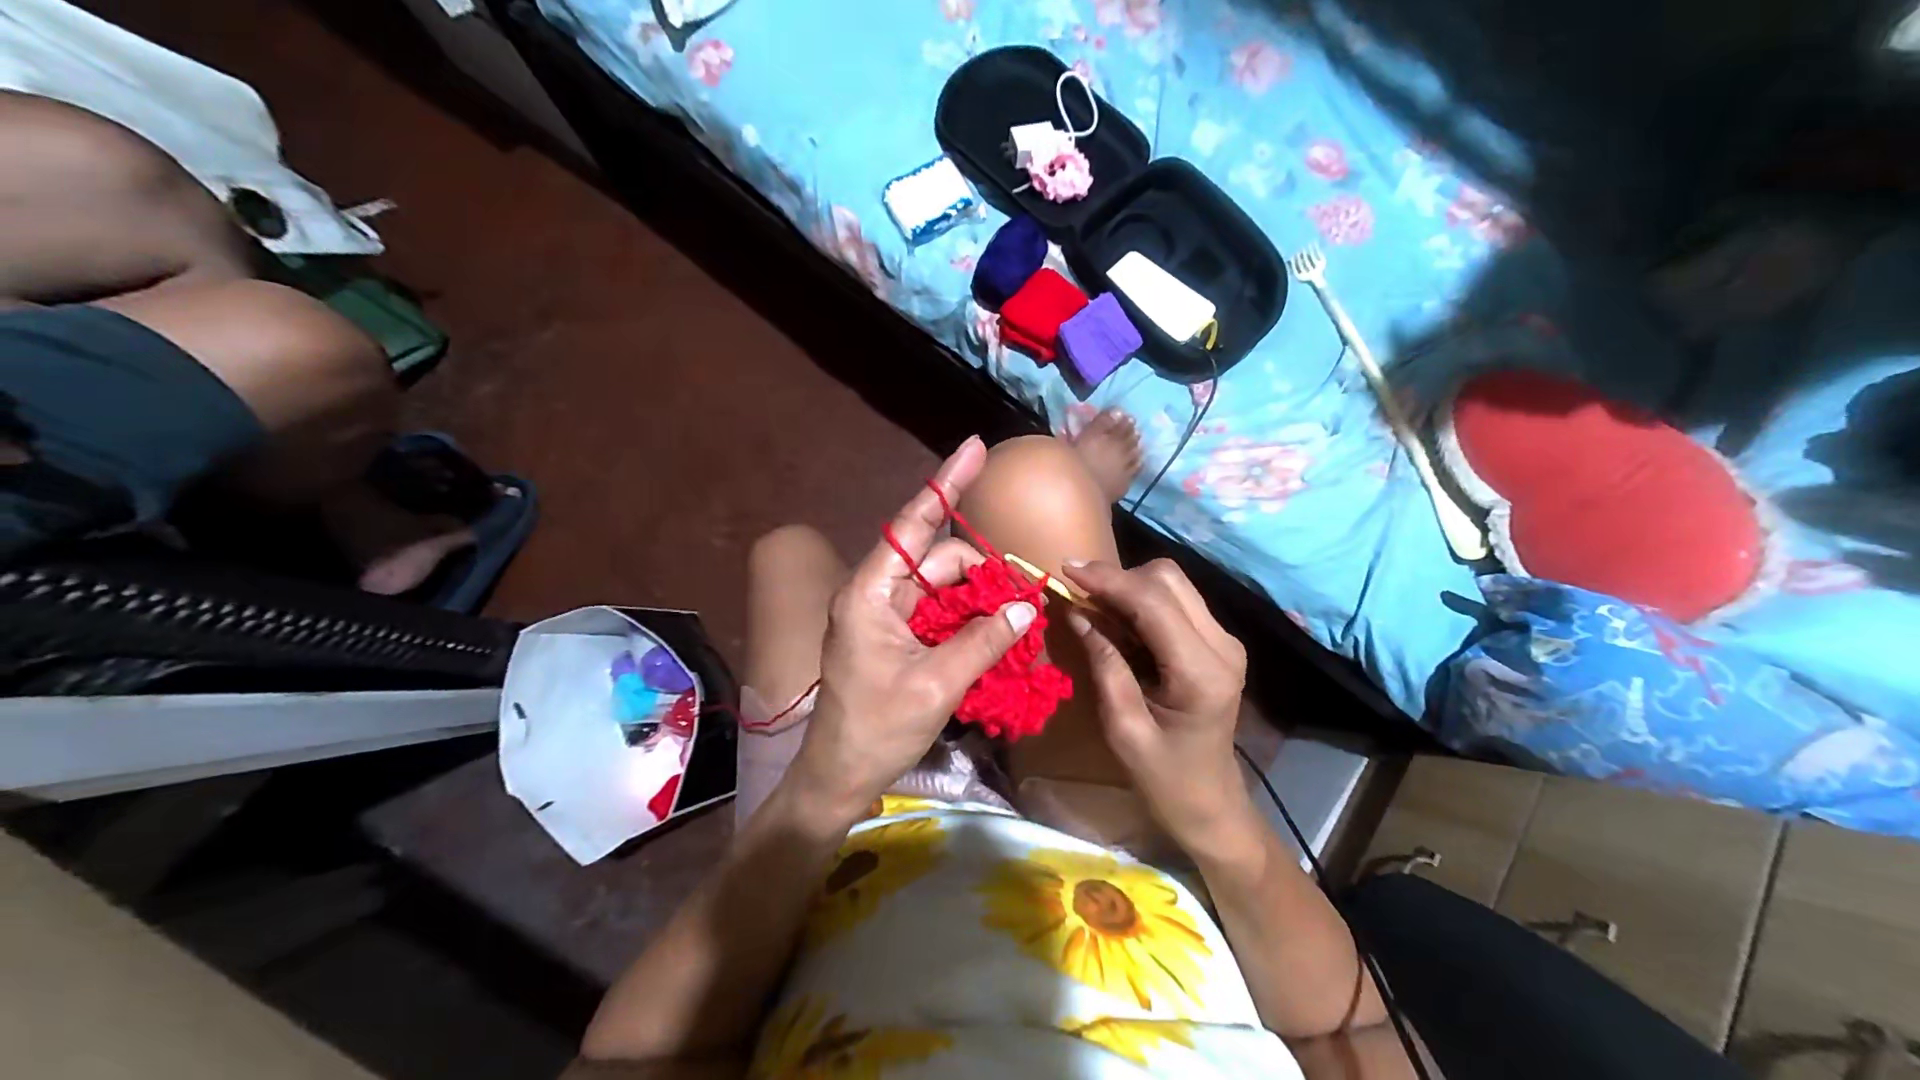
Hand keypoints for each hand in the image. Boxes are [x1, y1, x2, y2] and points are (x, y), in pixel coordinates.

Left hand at [782, 437, 1036, 822]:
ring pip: (940, 584)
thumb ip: (982, 641)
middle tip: (1023, 594)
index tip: (975, 447)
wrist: (840, 775)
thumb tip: (1025, 607)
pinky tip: (992, 628)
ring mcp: (883, 613)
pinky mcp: (893, 633)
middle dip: (981, 570)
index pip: (912, 524)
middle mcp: (874, 592)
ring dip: (976, 595)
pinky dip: (965, 614)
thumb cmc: (877, 730)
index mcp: (870, 592)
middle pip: (936, 558)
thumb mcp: (936, 684)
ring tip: (1013, 617)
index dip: (945, 484)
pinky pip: (936, 608)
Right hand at [1061, 558, 1252, 849]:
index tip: (1066, 570)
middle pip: (1168, 579)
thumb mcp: (1122, 727)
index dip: (1108, 579)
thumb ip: (1104, 664)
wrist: (1209, 801)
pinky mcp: (1217, 641)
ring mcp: (1224, 640)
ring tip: (1092, 603)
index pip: (1153, 602)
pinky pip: (1176, 600)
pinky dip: (1141, 598)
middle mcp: (1222, 645)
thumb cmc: (1163, 777)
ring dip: (1129, 584)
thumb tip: (1077, 612)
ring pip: (1173, 583)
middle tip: (1076, 590)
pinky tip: (1116, 617)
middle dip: (1117, 576)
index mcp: (1201, 672)